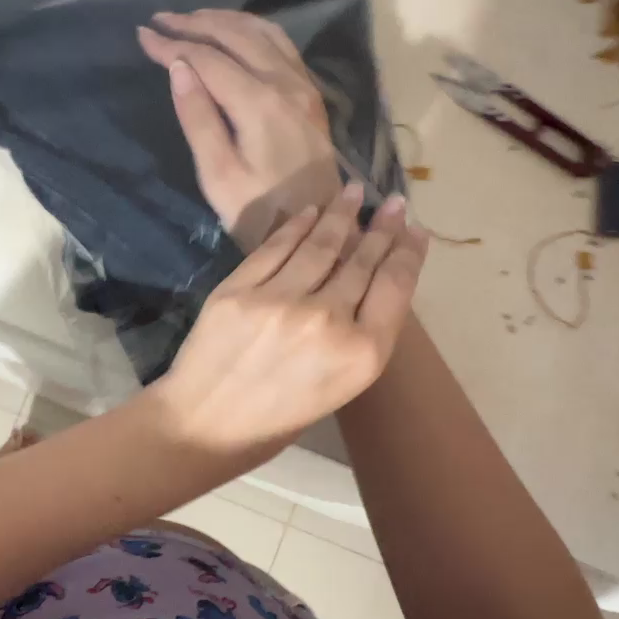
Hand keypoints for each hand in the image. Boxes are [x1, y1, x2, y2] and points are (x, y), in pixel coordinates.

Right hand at [137, 10, 341, 249]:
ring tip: (192, 20)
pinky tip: (235, 33)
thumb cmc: (259, 212)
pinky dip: (251, 30)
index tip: (143, 36)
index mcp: (258, 102)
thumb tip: (178, 69)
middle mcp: (284, 82)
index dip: (172, 45)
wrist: (318, 226)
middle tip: (160, 20)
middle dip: (194, 23)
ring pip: (262, 32)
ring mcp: (302, 85)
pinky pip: (280, 44)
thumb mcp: (218, 176)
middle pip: (235, 35)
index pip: (207, 58)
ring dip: (224, 20)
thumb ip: (198, 120)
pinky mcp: (310, 94)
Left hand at [147, 182, 427, 457]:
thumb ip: (357, 338)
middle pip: (362, 261)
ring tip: (353, 192)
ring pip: (320, 246)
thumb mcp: (337, 389)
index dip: (407, 252)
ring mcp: (280, 301)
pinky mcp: (239, 290)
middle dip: (380, 228)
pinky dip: (295, 227)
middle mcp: (328, 321)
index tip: (414, 230)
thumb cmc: (275, 421)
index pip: (396, 286)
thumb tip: (367, 283)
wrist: (203, 427)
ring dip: (340, 215)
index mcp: (362, 355)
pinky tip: (309, 213)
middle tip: (391, 203)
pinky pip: (275, 249)